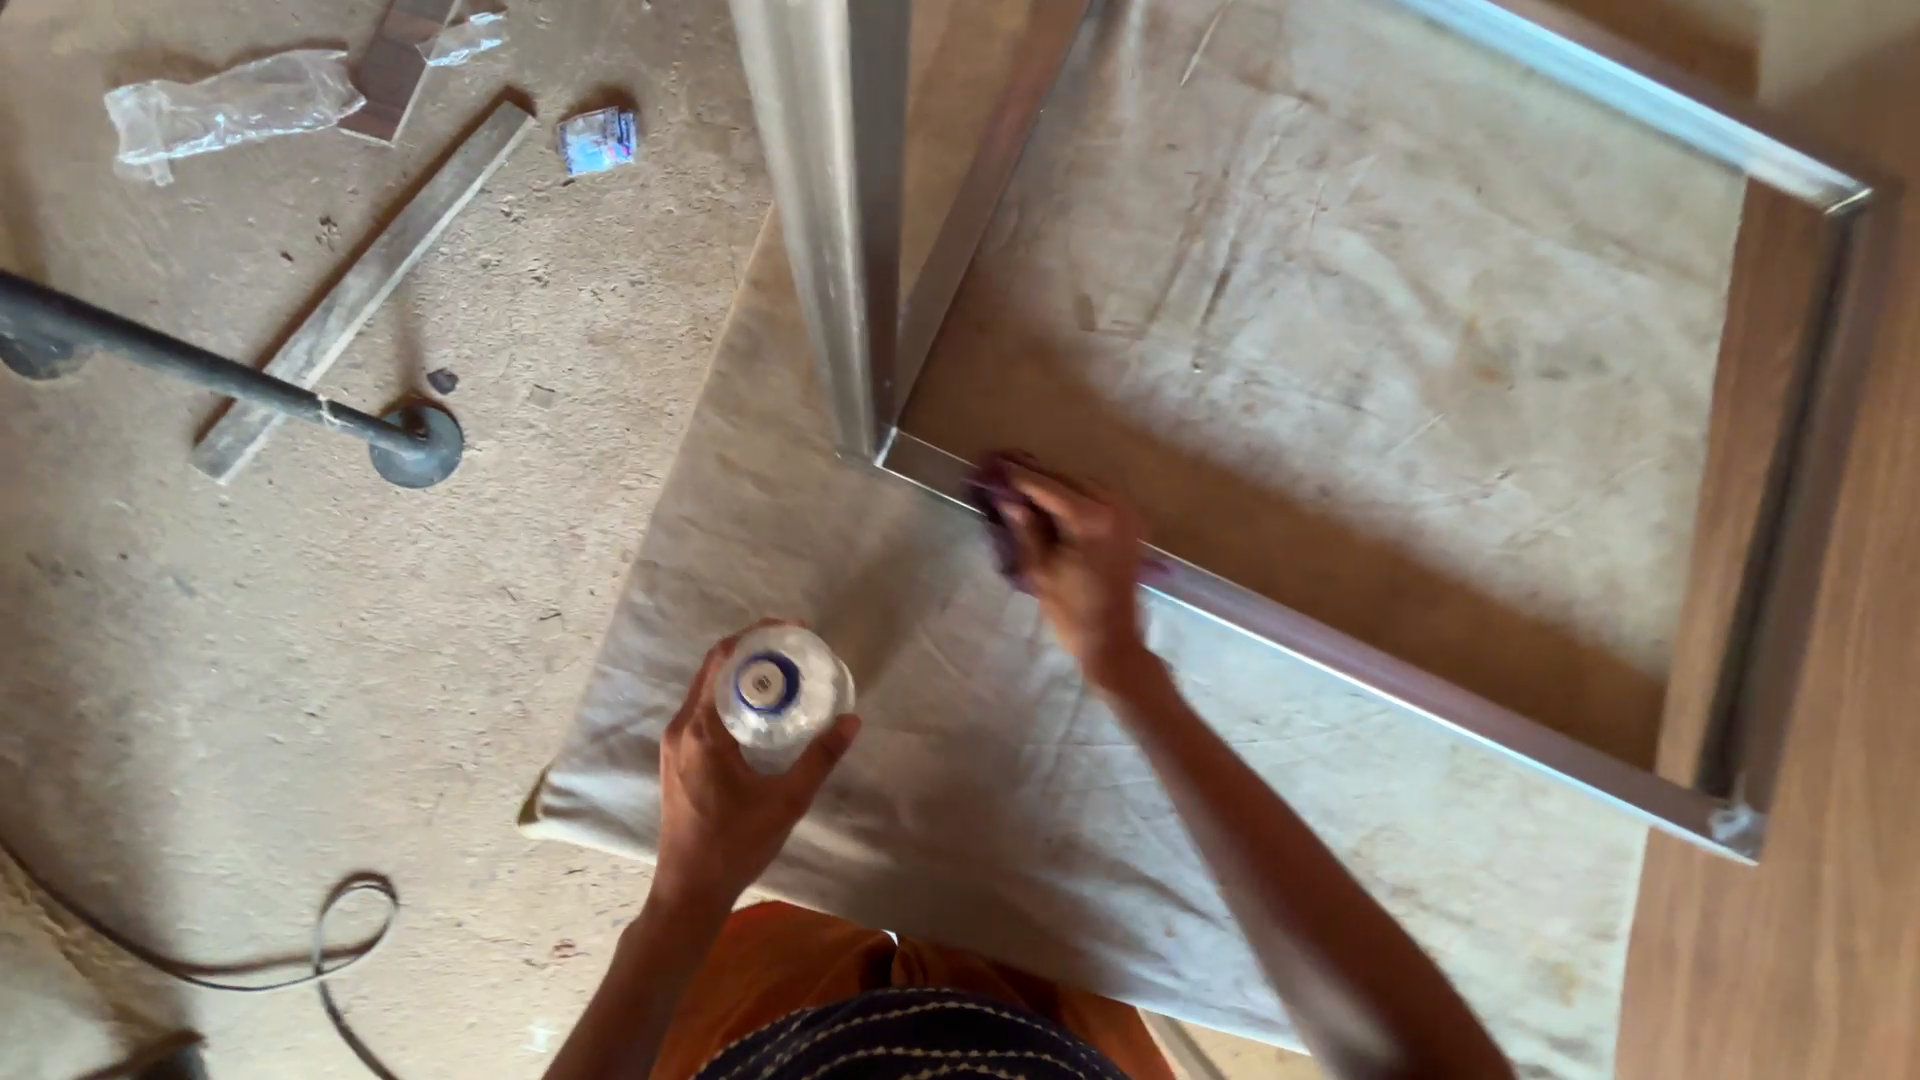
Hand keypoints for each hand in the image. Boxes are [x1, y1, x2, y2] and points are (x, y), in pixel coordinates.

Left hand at [652, 624, 861, 909]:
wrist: (688, 891)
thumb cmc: (735, 845)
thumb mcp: (786, 801)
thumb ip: (820, 758)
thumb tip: (852, 720)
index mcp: (701, 730)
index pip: (724, 661)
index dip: (757, 637)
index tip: (792, 631)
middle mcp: (681, 728)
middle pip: (715, 668)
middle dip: (754, 650)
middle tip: (795, 647)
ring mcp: (675, 743)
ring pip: (708, 688)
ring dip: (742, 673)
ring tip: (783, 671)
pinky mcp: (677, 757)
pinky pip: (704, 708)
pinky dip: (732, 695)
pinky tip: (761, 707)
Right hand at [998, 467, 1153, 689]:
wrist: (1111, 639)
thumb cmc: (1070, 610)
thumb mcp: (1038, 568)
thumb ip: (1025, 527)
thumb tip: (1007, 498)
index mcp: (1090, 518)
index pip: (1048, 487)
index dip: (1020, 477)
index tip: (998, 465)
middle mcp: (1114, 507)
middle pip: (1068, 480)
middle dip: (1039, 478)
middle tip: (1009, 475)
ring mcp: (1127, 514)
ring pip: (1085, 485)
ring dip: (1058, 485)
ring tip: (1028, 488)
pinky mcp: (1132, 525)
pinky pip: (1101, 497)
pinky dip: (1078, 495)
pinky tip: (1057, 502)